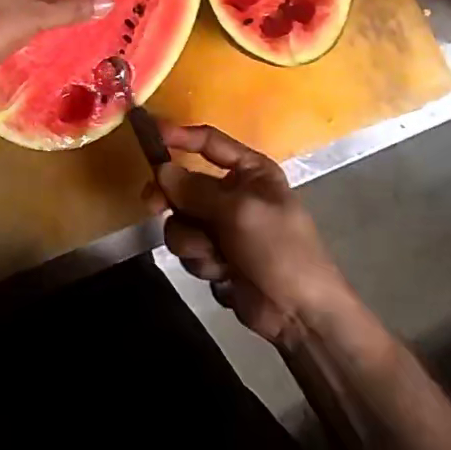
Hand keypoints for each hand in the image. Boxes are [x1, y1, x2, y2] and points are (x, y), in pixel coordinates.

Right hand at [146, 124, 351, 345]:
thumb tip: (160, 169)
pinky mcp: (214, 256)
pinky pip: (188, 249)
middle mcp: (233, 193)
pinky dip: (202, 262)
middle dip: (172, 199)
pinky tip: (224, 275)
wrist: (300, 314)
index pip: (209, 142)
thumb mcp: (240, 212)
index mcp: (250, 171)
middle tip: (153, 206)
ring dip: (193, 242)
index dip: (179, 136)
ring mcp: (222, 226)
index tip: (150, 135)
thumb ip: (196, 190)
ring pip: (181, 221)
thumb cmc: (280, 249)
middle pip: (185, 183)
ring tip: (218, 259)